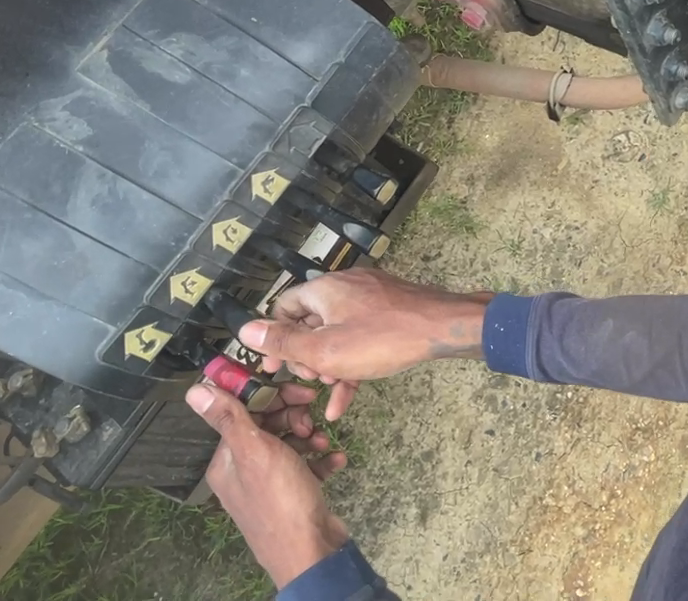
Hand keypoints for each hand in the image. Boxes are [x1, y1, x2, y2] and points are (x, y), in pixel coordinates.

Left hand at [186, 381, 350, 588]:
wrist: (309, 551)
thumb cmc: (280, 498)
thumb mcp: (256, 452)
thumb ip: (230, 418)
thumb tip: (194, 389)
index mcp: (228, 460)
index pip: (245, 412)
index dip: (272, 397)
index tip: (300, 391)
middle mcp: (244, 470)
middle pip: (270, 425)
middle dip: (295, 417)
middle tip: (312, 420)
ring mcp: (269, 483)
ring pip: (290, 442)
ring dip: (310, 436)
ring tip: (323, 442)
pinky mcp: (293, 492)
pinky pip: (307, 464)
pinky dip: (321, 458)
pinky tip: (335, 459)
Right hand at [241, 268, 489, 382]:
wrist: (442, 328)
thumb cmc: (381, 338)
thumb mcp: (325, 350)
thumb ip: (284, 342)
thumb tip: (245, 330)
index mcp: (325, 288)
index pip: (284, 306)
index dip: (273, 337)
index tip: (272, 367)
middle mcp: (347, 286)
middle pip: (311, 320)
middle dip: (306, 355)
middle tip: (309, 381)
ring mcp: (371, 297)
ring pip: (337, 333)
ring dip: (329, 363)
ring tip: (330, 389)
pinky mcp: (390, 310)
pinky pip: (361, 336)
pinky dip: (352, 362)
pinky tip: (345, 401)